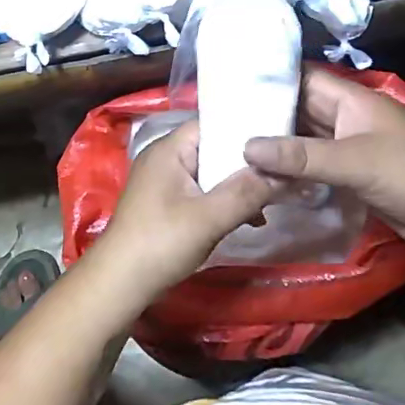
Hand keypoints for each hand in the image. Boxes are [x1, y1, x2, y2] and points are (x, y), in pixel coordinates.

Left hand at [89, 120, 279, 302]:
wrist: (120, 280)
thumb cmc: (161, 241)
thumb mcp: (209, 218)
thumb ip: (245, 192)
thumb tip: (282, 173)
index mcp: (169, 149)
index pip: (211, 124)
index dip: (245, 131)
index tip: (278, 141)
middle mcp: (164, 158)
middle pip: (213, 148)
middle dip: (246, 163)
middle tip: (283, 176)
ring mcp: (163, 181)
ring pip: (210, 173)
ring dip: (237, 186)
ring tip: (271, 202)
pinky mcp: (166, 203)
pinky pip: (201, 192)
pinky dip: (223, 202)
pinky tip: (249, 219)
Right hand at [241, 69, 404, 253]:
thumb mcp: (356, 162)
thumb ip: (300, 156)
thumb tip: (245, 147)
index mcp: (350, 99)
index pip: (300, 76)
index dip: (267, 76)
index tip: (226, 80)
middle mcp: (345, 117)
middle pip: (296, 107)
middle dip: (262, 112)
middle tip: (218, 118)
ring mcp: (347, 146)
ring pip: (301, 137)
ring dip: (273, 142)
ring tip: (229, 143)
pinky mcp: (348, 173)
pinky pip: (310, 163)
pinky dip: (287, 167)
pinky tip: (260, 173)